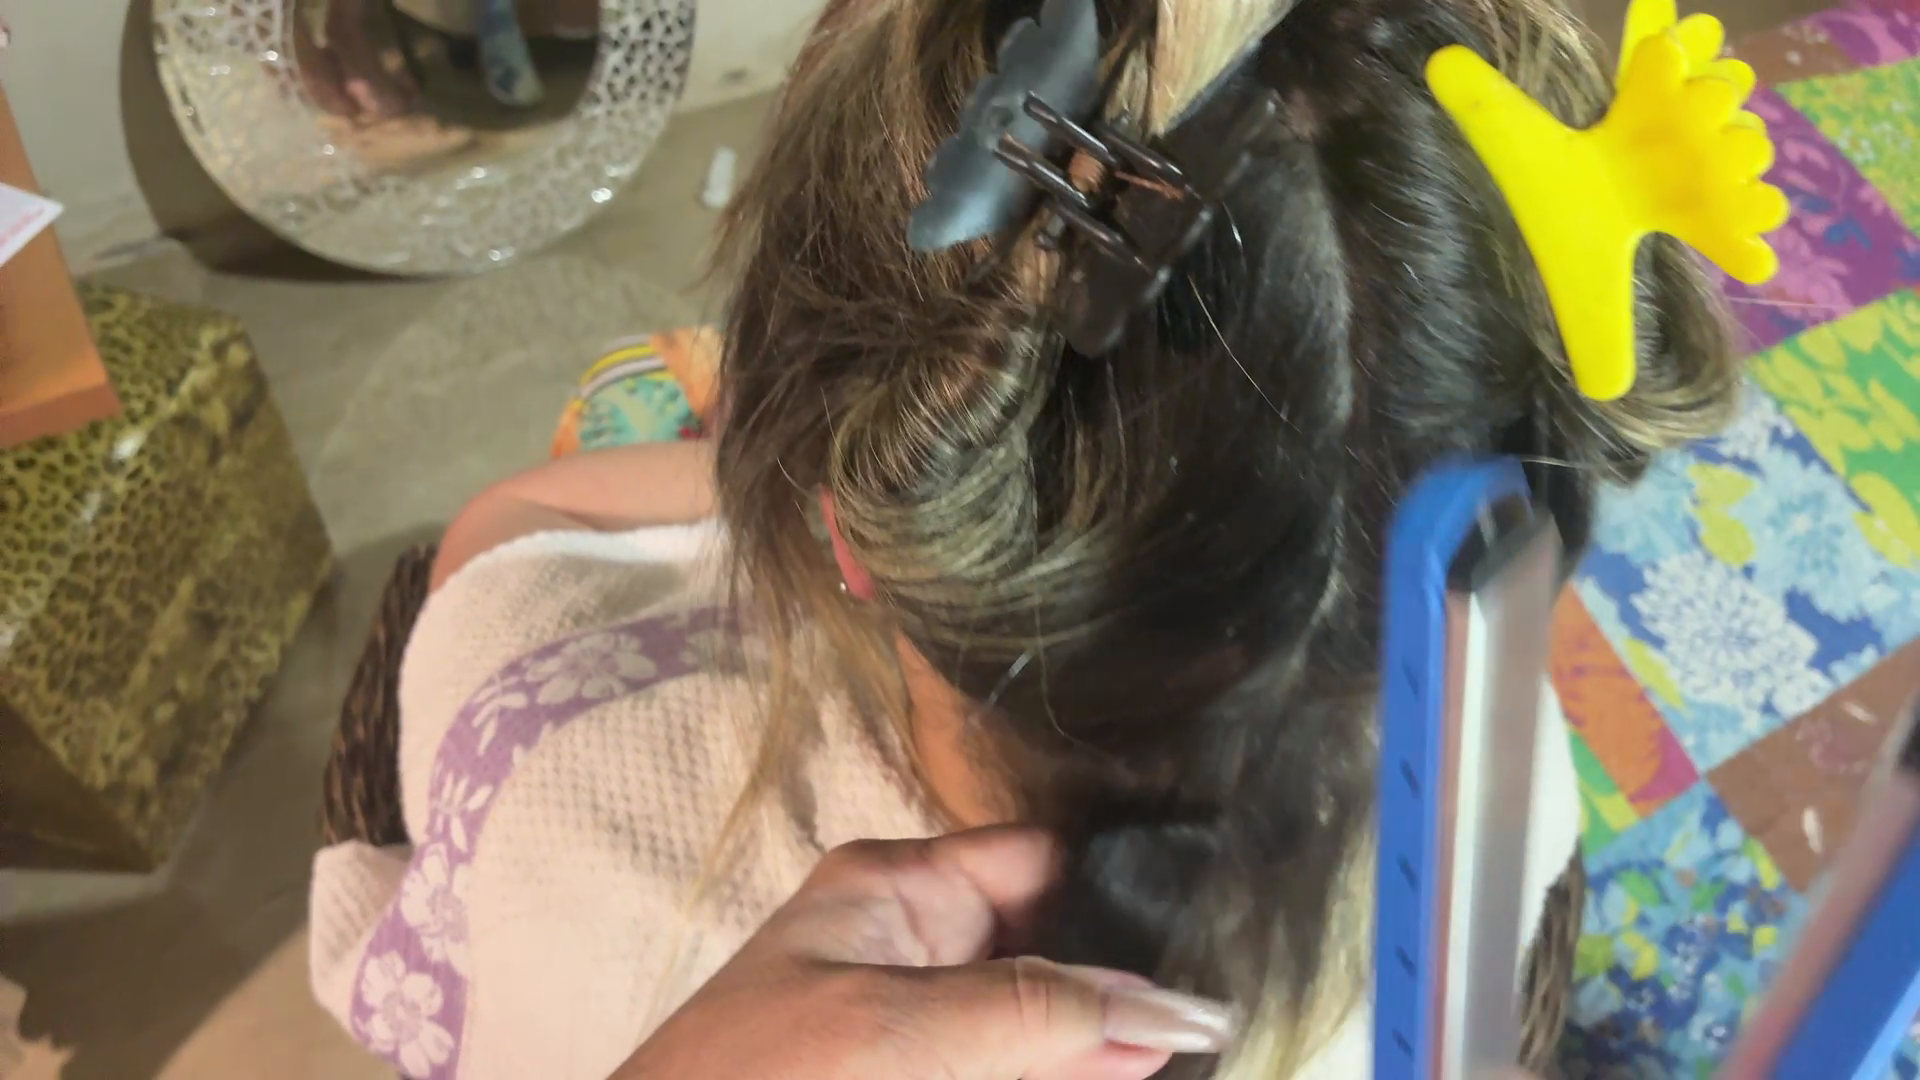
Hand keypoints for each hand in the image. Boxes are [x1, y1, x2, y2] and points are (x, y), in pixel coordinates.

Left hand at [608, 828, 1238, 1079]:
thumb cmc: (760, 1076)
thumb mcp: (890, 1030)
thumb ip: (1025, 1015)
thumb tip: (1166, 1008)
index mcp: (901, 883)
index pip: (1030, 861)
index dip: (1106, 892)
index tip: (1196, 924)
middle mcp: (921, 931)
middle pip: (1045, 938)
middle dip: (1116, 974)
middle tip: (1214, 1004)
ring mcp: (925, 1005)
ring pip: (1037, 1008)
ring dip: (1102, 1032)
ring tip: (1199, 1043)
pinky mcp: (928, 1061)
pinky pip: (1014, 1052)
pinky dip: (1069, 1064)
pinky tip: (1132, 1069)